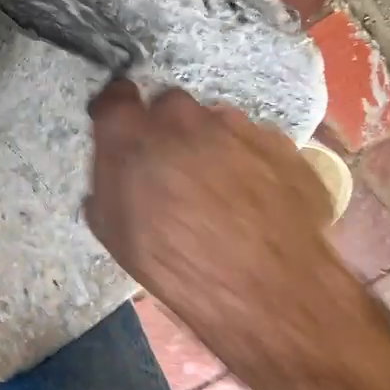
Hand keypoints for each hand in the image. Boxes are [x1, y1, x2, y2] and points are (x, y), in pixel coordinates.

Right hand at [86, 79, 346, 363]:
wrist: (265, 292)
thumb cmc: (172, 262)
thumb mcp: (111, 229)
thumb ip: (107, 182)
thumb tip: (114, 170)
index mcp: (130, 133)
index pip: (114, 96)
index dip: (118, 111)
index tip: (122, 129)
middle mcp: (181, 117)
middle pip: (168, 105)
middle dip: (168, 129)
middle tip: (174, 167)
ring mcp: (237, 127)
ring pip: (217, 122)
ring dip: (212, 144)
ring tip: (222, 190)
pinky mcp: (282, 145)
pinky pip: (258, 144)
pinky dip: (253, 163)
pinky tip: (257, 200)